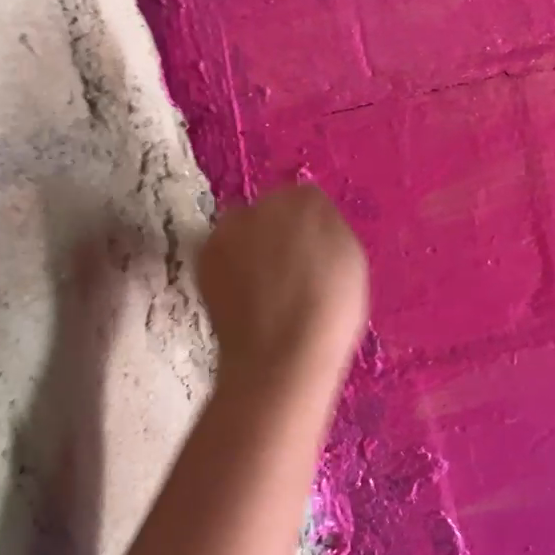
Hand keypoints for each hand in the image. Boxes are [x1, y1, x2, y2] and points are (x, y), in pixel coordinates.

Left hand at [195, 183, 369, 383]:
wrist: (281, 355)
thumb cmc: (331, 311)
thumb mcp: (351, 261)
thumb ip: (330, 228)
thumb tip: (313, 221)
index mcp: (307, 201)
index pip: (308, 198)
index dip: (313, 227)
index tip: (318, 254)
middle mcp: (261, 204)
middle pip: (271, 209)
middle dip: (280, 231)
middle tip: (293, 270)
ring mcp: (227, 230)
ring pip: (243, 229)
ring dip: (253, 247)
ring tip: (267, 287)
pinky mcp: (203, 257)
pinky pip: (223, 253)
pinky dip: (232, 268)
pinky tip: (246, 297)